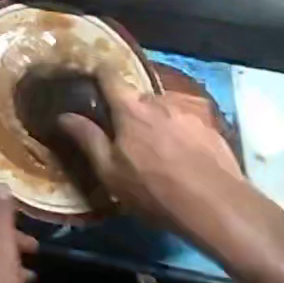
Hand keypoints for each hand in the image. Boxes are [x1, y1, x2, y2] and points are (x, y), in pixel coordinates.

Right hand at [55, 73, 248, 242]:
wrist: (219, 207)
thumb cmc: (155, 190)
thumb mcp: (110, 171)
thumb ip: (87, 138)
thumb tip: (64, 115)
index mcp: (130, 108)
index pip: (109, 75)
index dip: (97, 74)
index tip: (89, 82)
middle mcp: (159, 100)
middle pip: (137, 97)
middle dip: (130, 111)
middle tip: (126, 137)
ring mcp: (189, 112)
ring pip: (164, 110)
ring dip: (157, 123)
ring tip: (158, 151)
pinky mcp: (212, 127)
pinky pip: (187, 123)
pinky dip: (180, 134)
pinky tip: (183, 159)